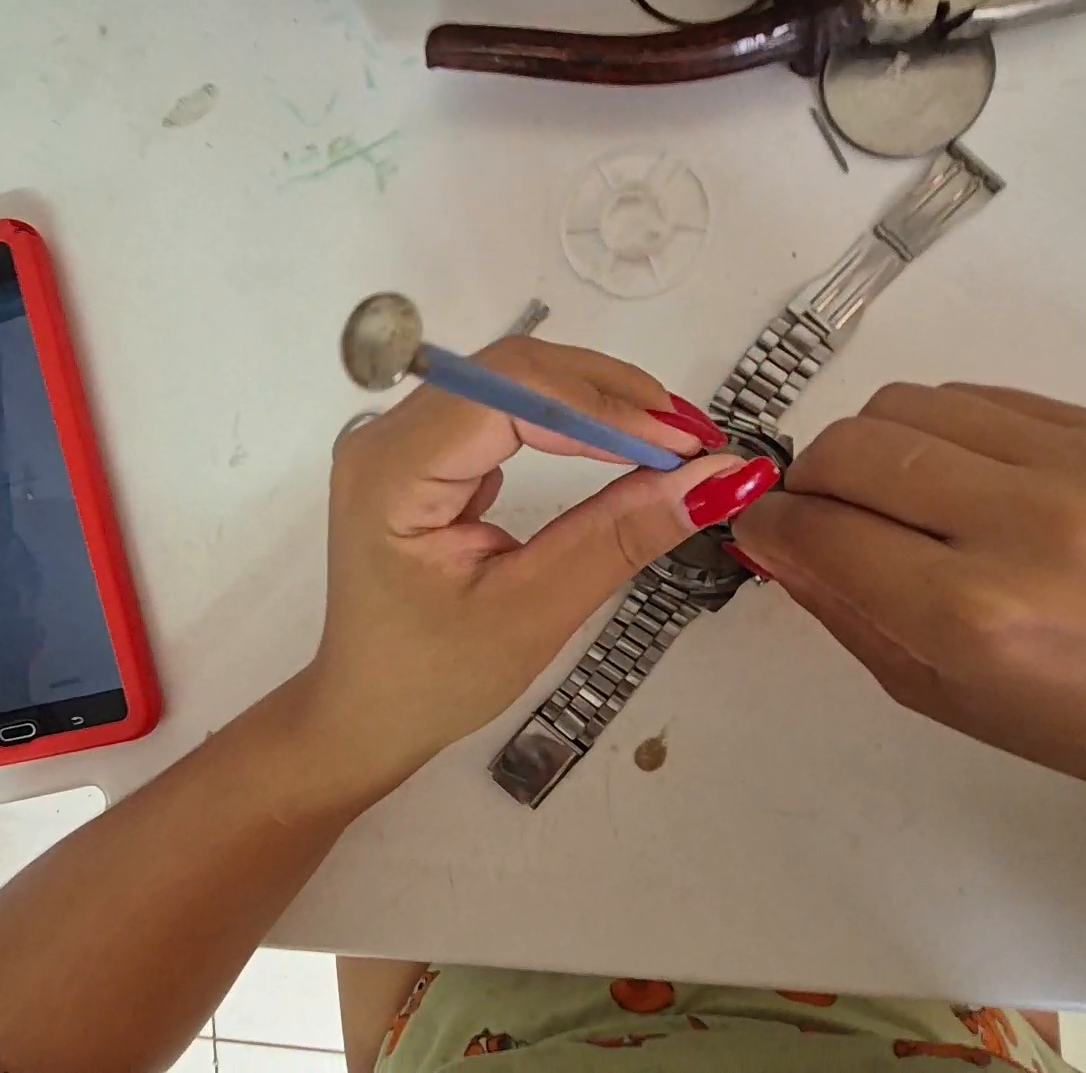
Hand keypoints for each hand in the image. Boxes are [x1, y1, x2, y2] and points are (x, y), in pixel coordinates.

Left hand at [308, 338, 779, 783]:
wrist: (368, 711)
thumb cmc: (434, 679)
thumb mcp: (532, 612)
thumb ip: (616, 537)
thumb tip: (716, 477)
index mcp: (391, 471)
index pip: (507, 395)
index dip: (603, 407)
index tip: (687, 444)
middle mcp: (385, 438)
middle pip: (509, 375)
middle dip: (608, 397)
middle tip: (693, 441)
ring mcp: (401, 444)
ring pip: (511, 387)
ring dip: (594, 405)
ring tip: (667, 444)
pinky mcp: (423, 460)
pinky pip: (502, 417)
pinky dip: (566, 425)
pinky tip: (613, 448)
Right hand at [733, 383, 1085, 872]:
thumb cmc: (1082, 722)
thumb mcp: (928, 691)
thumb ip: (836, 606)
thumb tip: (770, 539)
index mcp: (971, 616)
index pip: (816, 530)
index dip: (764, 525)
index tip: (757, 530)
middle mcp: (1022, 526)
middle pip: (845, 451)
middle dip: (803, 481)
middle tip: (818, 515)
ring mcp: (1077, 465)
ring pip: (897, 405)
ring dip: (862, 449)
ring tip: (889, 494)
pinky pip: (967, 396)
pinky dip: (928, 431)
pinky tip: (951, 477)